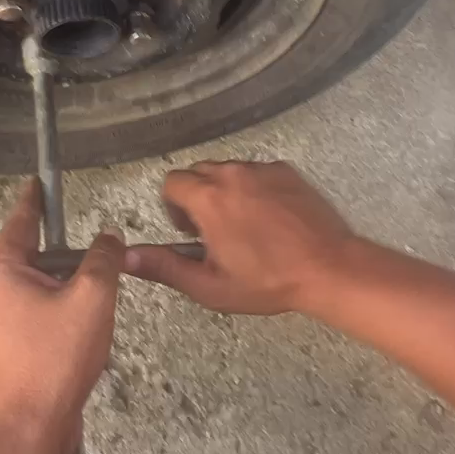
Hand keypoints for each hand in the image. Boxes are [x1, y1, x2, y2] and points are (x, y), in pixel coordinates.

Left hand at [0, 182, 122, 453]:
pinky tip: (85, 323)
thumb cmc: (55, 358)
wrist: (32, 429)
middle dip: (65, 252)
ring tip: (97, 291)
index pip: (21, 220)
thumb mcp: (92, 297)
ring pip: (39, 285)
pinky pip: (37, 310)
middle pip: (34, 254)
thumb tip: (110, 237)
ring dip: (67, 284)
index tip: (38, 181)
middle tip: (95, 248)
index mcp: (1, 269)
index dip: (35, 198)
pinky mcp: (8, 346)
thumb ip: (104, 259)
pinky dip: (60, 307)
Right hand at [123, 160, 356, 314]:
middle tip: (213, 232)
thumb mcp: (209, 285)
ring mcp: (261, 168)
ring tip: (243, 226)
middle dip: (197, 196)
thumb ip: (164, 267)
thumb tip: (126, 257)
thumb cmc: (266, 281)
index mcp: (208, 197)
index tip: (191, 232)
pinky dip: (253, 188)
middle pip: (198, 171)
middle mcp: (232, 173)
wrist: (327, 268)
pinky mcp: (285, 170)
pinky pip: (256, 171)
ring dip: (225, 191)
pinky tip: (269, 218)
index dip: (174, 207)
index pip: (172, 182)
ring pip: (228, 170)